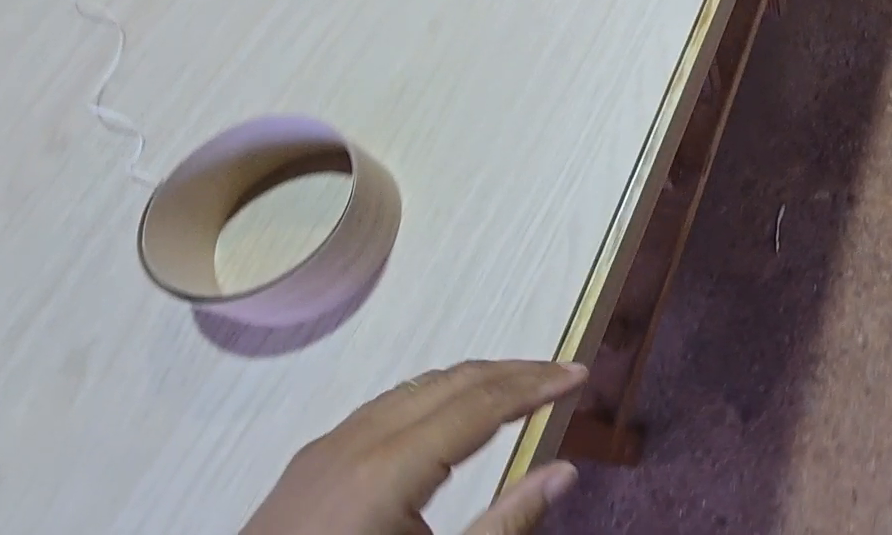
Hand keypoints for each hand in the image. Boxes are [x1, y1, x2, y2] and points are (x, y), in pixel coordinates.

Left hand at [242, 360, 588, 534]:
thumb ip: (505, 524)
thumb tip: (566, 471)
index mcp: (392, 469)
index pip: (483, 404)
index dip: (537, 385)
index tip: (580, 373)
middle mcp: (360, 440)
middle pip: (456, 381)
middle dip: (515, 372)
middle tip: (562, 374)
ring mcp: (329, 446)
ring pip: (420, 386)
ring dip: (477, 379)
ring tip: (520, 387)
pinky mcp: (311, 460)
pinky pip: (389, 404)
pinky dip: (437, 393)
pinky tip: (452, 412)